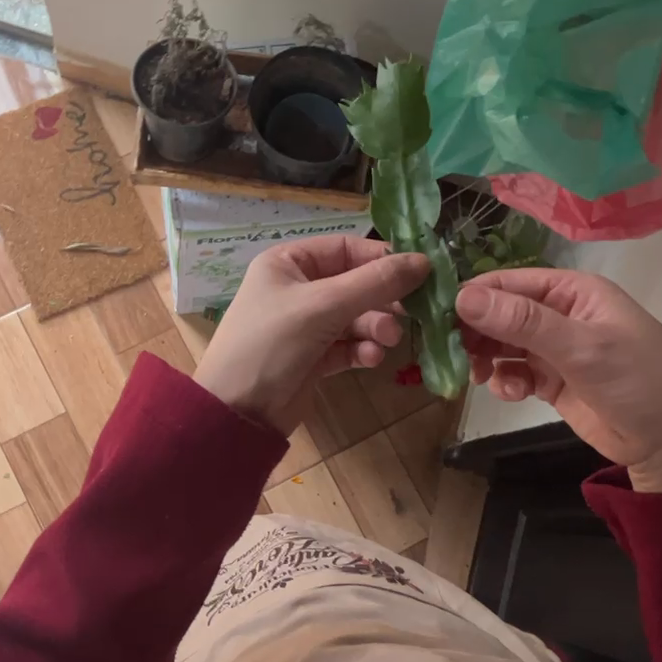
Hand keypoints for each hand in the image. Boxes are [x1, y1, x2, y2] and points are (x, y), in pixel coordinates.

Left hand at [194, 236, 430, 434]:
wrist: (237, 412)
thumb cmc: (271, 344)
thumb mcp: (322, 306)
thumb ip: (374, 283)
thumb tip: (424, 261)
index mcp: (287, 263)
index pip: (345, 249)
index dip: (382, 259)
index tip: (421, 272)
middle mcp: (297, 290)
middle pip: (355, 285)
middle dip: (382, 300)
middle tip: (409, 314)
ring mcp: (305, 326)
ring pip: (355, 318)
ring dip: (375, 327)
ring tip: (385, 341)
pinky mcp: (313, 359)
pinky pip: (348, 346)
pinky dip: (362, 350)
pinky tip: (370, 359)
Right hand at [455, 269, 661, 492]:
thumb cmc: (638, 380)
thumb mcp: (581, 347)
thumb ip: (522, 323)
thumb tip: (462, 298)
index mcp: (571, 292)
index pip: (509, 283)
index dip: (473, 297)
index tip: (438, 318)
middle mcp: (559, 314)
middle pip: (499, 314)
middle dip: (475, 332)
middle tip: (453, 354)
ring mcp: (554, 349)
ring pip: (501, 345)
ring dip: (485, 359)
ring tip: (481, 377)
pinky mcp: (550, 381)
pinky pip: (512, 373)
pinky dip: (504, 382)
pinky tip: (509, 394)